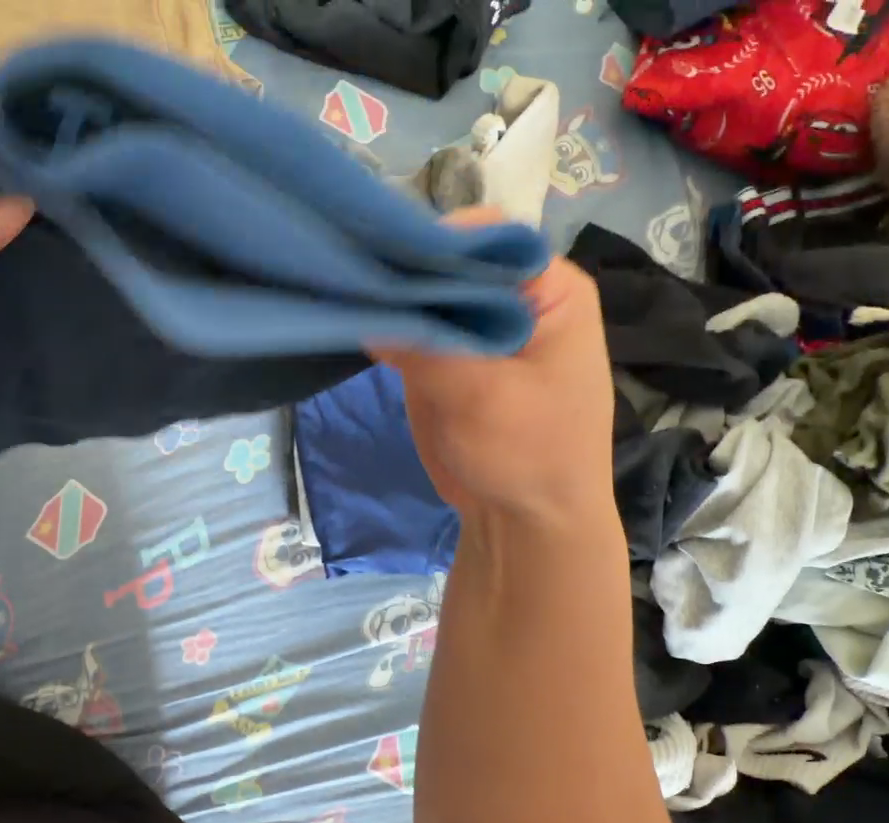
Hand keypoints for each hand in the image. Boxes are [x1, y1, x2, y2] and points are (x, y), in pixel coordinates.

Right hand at [367, 209, 616, 525]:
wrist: (522, 517)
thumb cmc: (528, 453)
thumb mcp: (482, 397)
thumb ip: (428, 349)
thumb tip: (368, 314)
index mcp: (546, 292)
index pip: (489, 239)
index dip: (436, 242)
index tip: (383, 258)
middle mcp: (512, 300)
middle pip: (450, 264)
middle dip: (404, 272)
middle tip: (351, 280)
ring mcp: (474, 330)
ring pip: (424, 297)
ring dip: (387, 301)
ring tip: (342, 298)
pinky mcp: (441, 359)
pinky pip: (409, 329)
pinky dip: (383, 327)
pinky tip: (349, 323)